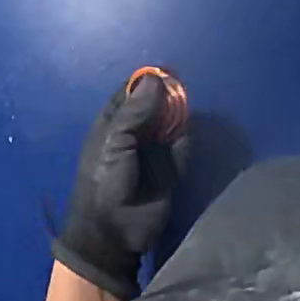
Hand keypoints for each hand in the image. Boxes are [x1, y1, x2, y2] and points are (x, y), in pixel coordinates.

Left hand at [53, 75, 189, 300]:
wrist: (114, 229)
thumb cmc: (104, 178)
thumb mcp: (114, 139)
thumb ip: (135, 111)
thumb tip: (155, 79)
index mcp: (112, 122)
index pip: (130, 93)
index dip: (145, 82)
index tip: (165, 71)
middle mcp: (134, 133)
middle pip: (154, 107)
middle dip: (167, 96)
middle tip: (184, 84)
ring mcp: (153, 152)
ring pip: (170, 125)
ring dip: (180, 114)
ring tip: (191, 101)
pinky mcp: (172, 171)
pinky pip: (184, 148)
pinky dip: (190, 137)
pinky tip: (195, 126)